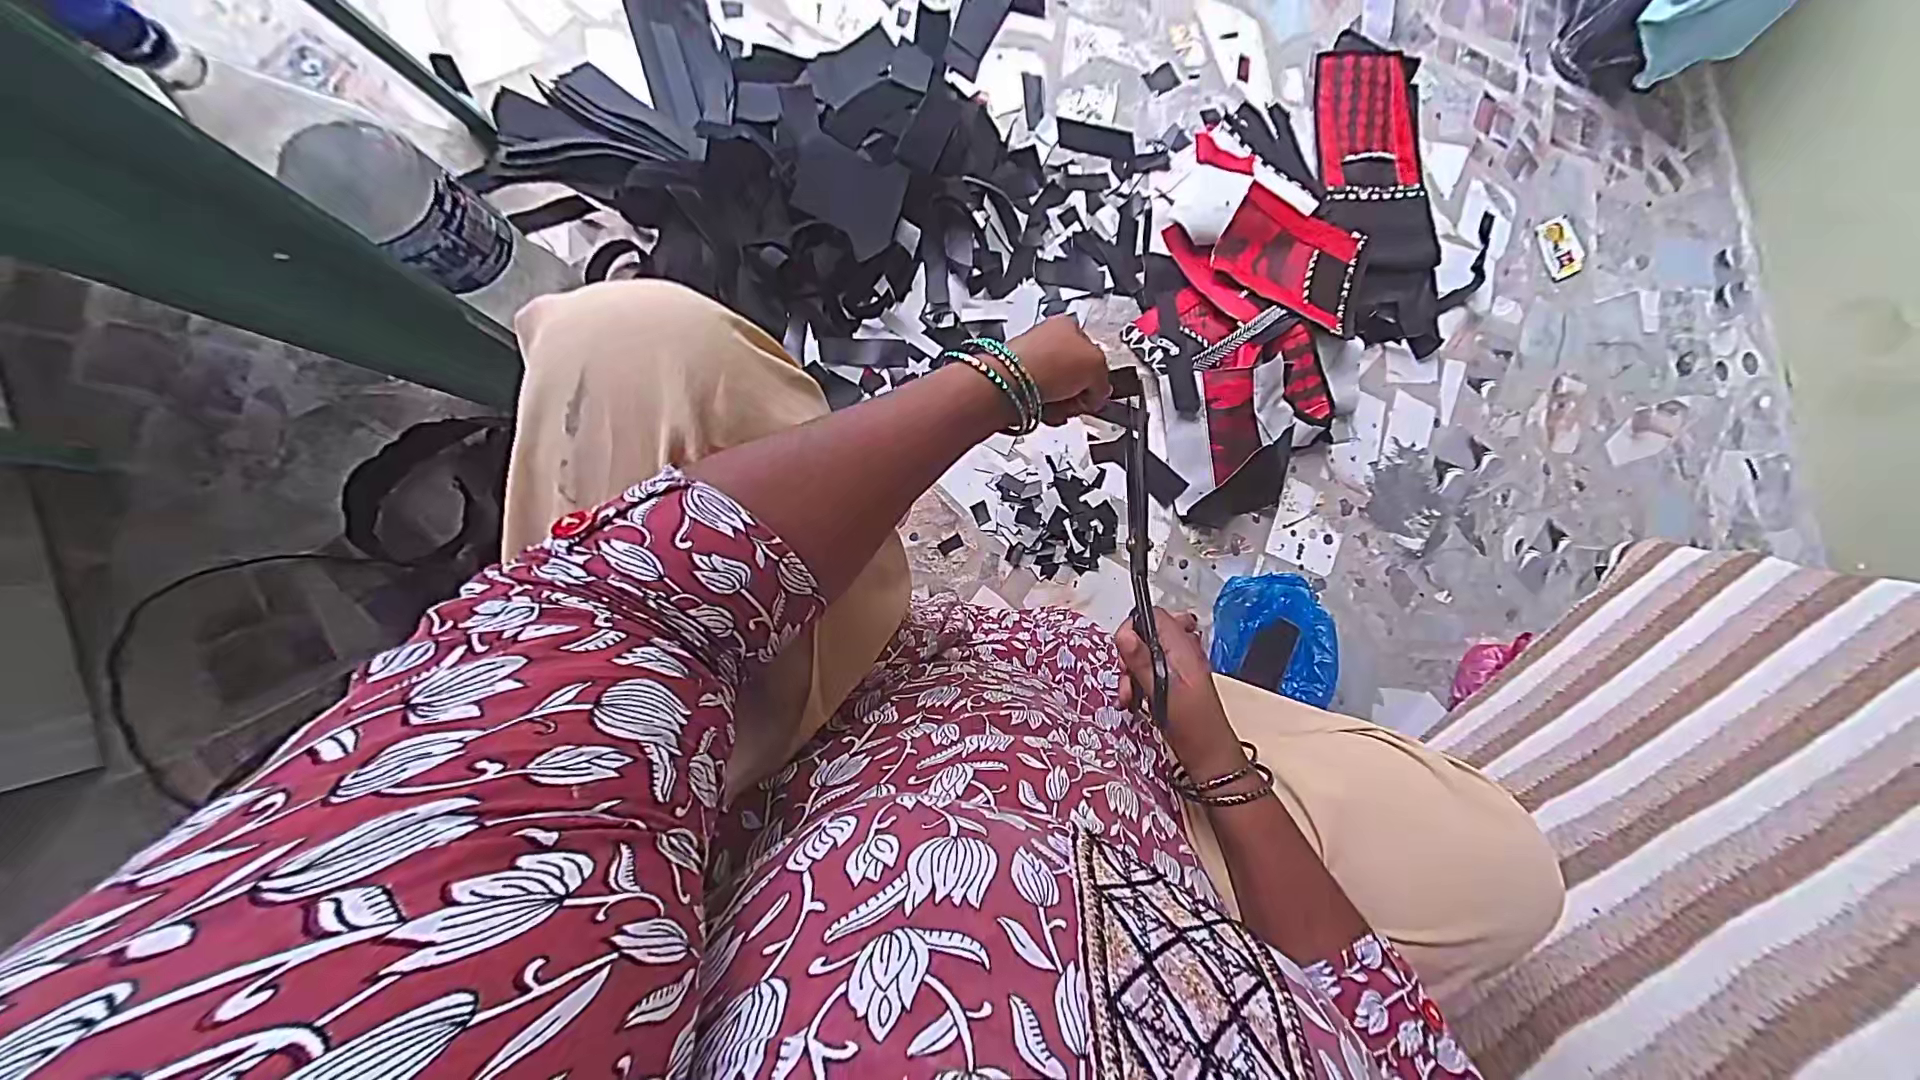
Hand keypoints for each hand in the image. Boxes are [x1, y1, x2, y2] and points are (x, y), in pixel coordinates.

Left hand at [1005, 317, 1109, 423]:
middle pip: (1074, 376)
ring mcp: (1030, 363)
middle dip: (1079, 392)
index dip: (1097, 375)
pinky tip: (1046, 411)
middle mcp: (1046, 340)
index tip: (1097, 389)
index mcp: (1067, 324)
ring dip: (1064, 404)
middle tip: (1078, 398)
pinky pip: (1041, 402)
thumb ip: (1104, 380)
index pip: (1093, 352)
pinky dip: (1047, 410)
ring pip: (1058, 392)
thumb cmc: (1046, 363)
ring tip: (1060, 405)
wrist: (1011, 384)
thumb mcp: (1097, 366)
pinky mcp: (1017, 386)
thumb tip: (1099, 393)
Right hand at [1115, 607, 1248, 782]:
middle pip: (1144, 634)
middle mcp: (1180, 653)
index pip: (1153, 615)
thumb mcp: (1161, 692)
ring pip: (1142, 654)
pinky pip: (1147, 671)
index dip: (1133, 627)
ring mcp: (1176, 667)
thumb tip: (1124, 634)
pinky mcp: (1171, 682)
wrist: (1210, 758)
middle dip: (1128, 654)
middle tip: (1127, 678)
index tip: (1124, 651)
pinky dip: (1136, 683)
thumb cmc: (1193, 727)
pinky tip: (1134, 700)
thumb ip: (1141, 661)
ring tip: (1129, 695)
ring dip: (1129, 673)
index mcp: (1182, 648)